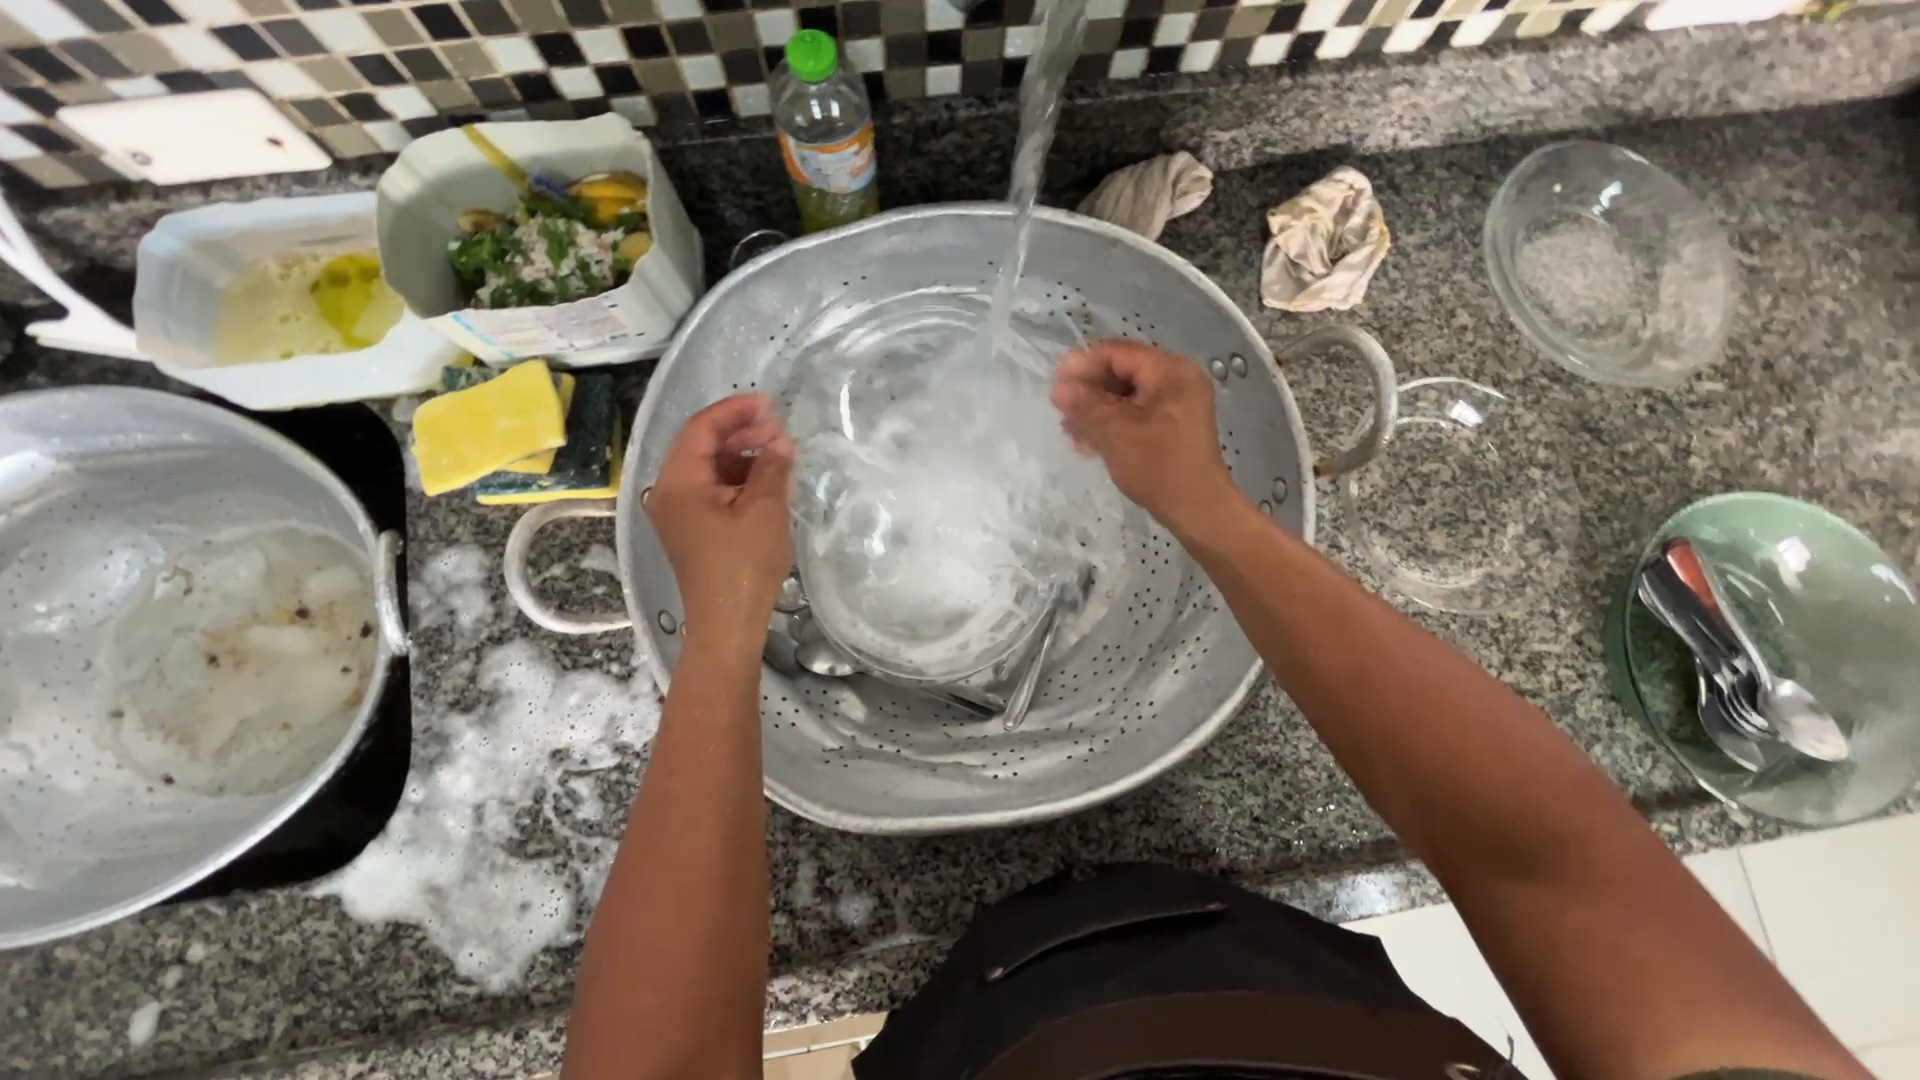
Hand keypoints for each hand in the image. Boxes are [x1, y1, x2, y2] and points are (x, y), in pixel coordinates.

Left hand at [646, 395, 794, 648]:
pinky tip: (769, 483)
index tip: (768, 403)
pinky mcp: (692, 530)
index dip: (734, 411)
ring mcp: (678, 513)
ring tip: (781, 457)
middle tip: (780, 431)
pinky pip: (713, 491)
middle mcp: (669, 492)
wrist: (728, 622)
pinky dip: (739, 480)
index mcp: (677, 482)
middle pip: (702, 446)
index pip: (701, 428)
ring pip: (710, 469)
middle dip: (742, 433)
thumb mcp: (764, 508)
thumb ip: (771, 466)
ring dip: (744, 456)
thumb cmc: (743, 564)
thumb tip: (779, 443)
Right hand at [1050, 340, 1242, 531]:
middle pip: (1123, 372)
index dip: (1083, 364)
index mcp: (1170, 371)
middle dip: (1089, 390)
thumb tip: (1059, 388)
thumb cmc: (1158, 466)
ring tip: (1069, 428)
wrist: (1197, 509)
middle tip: (1059, 407)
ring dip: (1096, 409)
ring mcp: (1178, 404)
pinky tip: (1088, 440)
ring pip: (1127, 396)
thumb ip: (1085, 405)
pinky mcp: (1174, 426)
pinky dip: (1113, 422)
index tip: (1055, 382)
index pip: (1118, 353)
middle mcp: (1178, 380)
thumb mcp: (1115, 432)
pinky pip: (1137, 413)